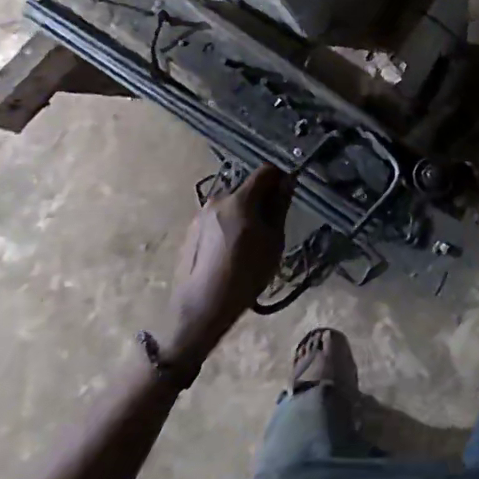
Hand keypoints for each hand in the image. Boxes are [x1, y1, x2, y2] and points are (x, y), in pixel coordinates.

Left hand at [160, 166, 293, 369]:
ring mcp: (199, 216)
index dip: (280, 177)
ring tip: (251, 241)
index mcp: (239, 199)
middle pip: (246, 188)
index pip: (265, 171)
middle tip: (272, 223)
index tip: (288, 192)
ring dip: (244, 213)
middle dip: (261, 198)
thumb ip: (280, 206)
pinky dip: (229, 226)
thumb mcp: (273, 240)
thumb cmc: (246, 273)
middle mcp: (216, 200)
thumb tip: (288, 181)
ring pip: (231, 205)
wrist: (202, 307)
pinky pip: (217, 220)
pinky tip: (232, 252)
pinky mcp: (190, 232)